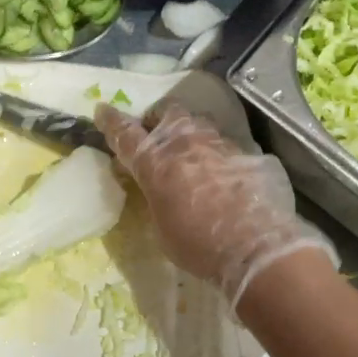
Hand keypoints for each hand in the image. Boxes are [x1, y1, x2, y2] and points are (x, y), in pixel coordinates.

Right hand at [96, 103, 336, 303]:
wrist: (255, 246)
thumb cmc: (197, 245)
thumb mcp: (161, 227)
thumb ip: (156, 198)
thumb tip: (159, 188)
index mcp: (155, 164)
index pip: (125, 134)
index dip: (112, 121)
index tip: (102, 109)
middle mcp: (185, 144)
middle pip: (167, 112)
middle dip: (158, 118)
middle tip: (156, 133)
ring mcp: (219, 144)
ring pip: (199, 123)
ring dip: (189, 133)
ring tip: (190, 151)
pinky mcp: (247, 152)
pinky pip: (225, 144)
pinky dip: (217, 154)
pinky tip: (222, 174)